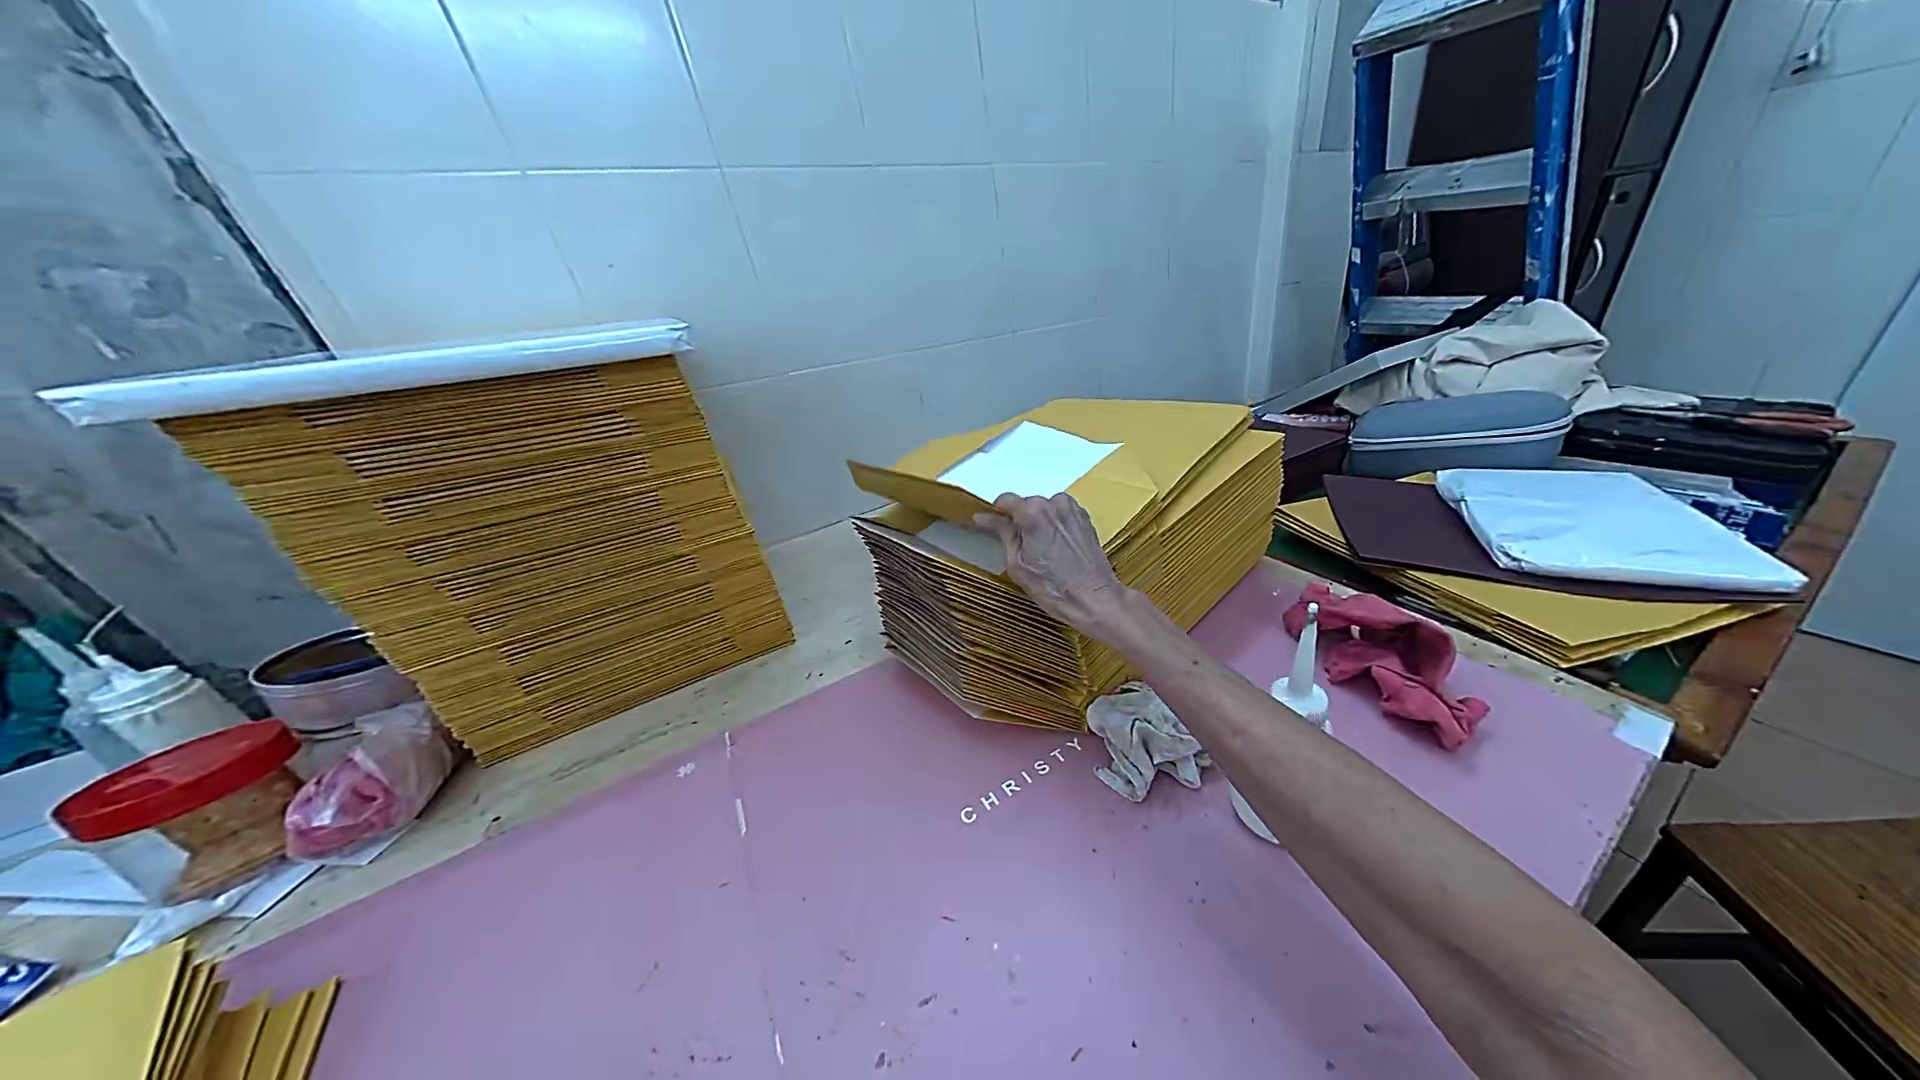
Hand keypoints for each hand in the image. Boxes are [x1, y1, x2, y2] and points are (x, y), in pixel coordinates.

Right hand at [974, 493, 1134, 638]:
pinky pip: (1060, 515)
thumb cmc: (1054, 587)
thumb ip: (1002, 533)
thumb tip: (984, 517)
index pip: (1006, 500)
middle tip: (1019, 547)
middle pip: (1026, 504)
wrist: (1094, 599)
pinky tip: (1055, 549)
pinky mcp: (1085, 518)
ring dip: (1038, 523)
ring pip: (1044, 509)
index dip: (996, 513)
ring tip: (1041, 551)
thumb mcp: (1017, 563)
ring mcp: (1072, 509)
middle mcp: (1054, 503)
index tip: (991, 524)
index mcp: (1033, 512)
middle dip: (1020, 521)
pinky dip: (1054, 526)